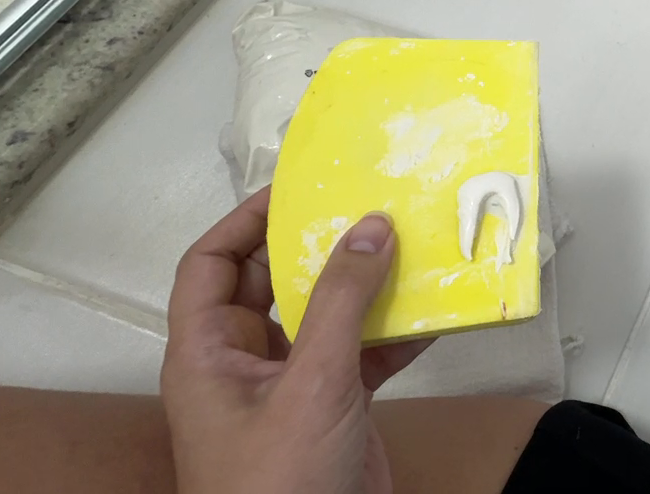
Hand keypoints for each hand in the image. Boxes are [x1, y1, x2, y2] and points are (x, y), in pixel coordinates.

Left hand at [161, 188, 431, 493]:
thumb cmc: (279, 478)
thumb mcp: (311, 383)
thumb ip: (341, 302)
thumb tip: (370, 224)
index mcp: (212, 353)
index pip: (212, 266)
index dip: (246, 221)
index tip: (302, 186)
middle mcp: (250, 358)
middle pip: (278, 279)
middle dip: (323, 241)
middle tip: (374, 201)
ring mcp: (297, 379)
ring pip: (331, 308)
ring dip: (371, 279)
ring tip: (415, 241)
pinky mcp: (340, 399)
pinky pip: (369, 344)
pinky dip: (400, 326)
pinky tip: (437, 308)